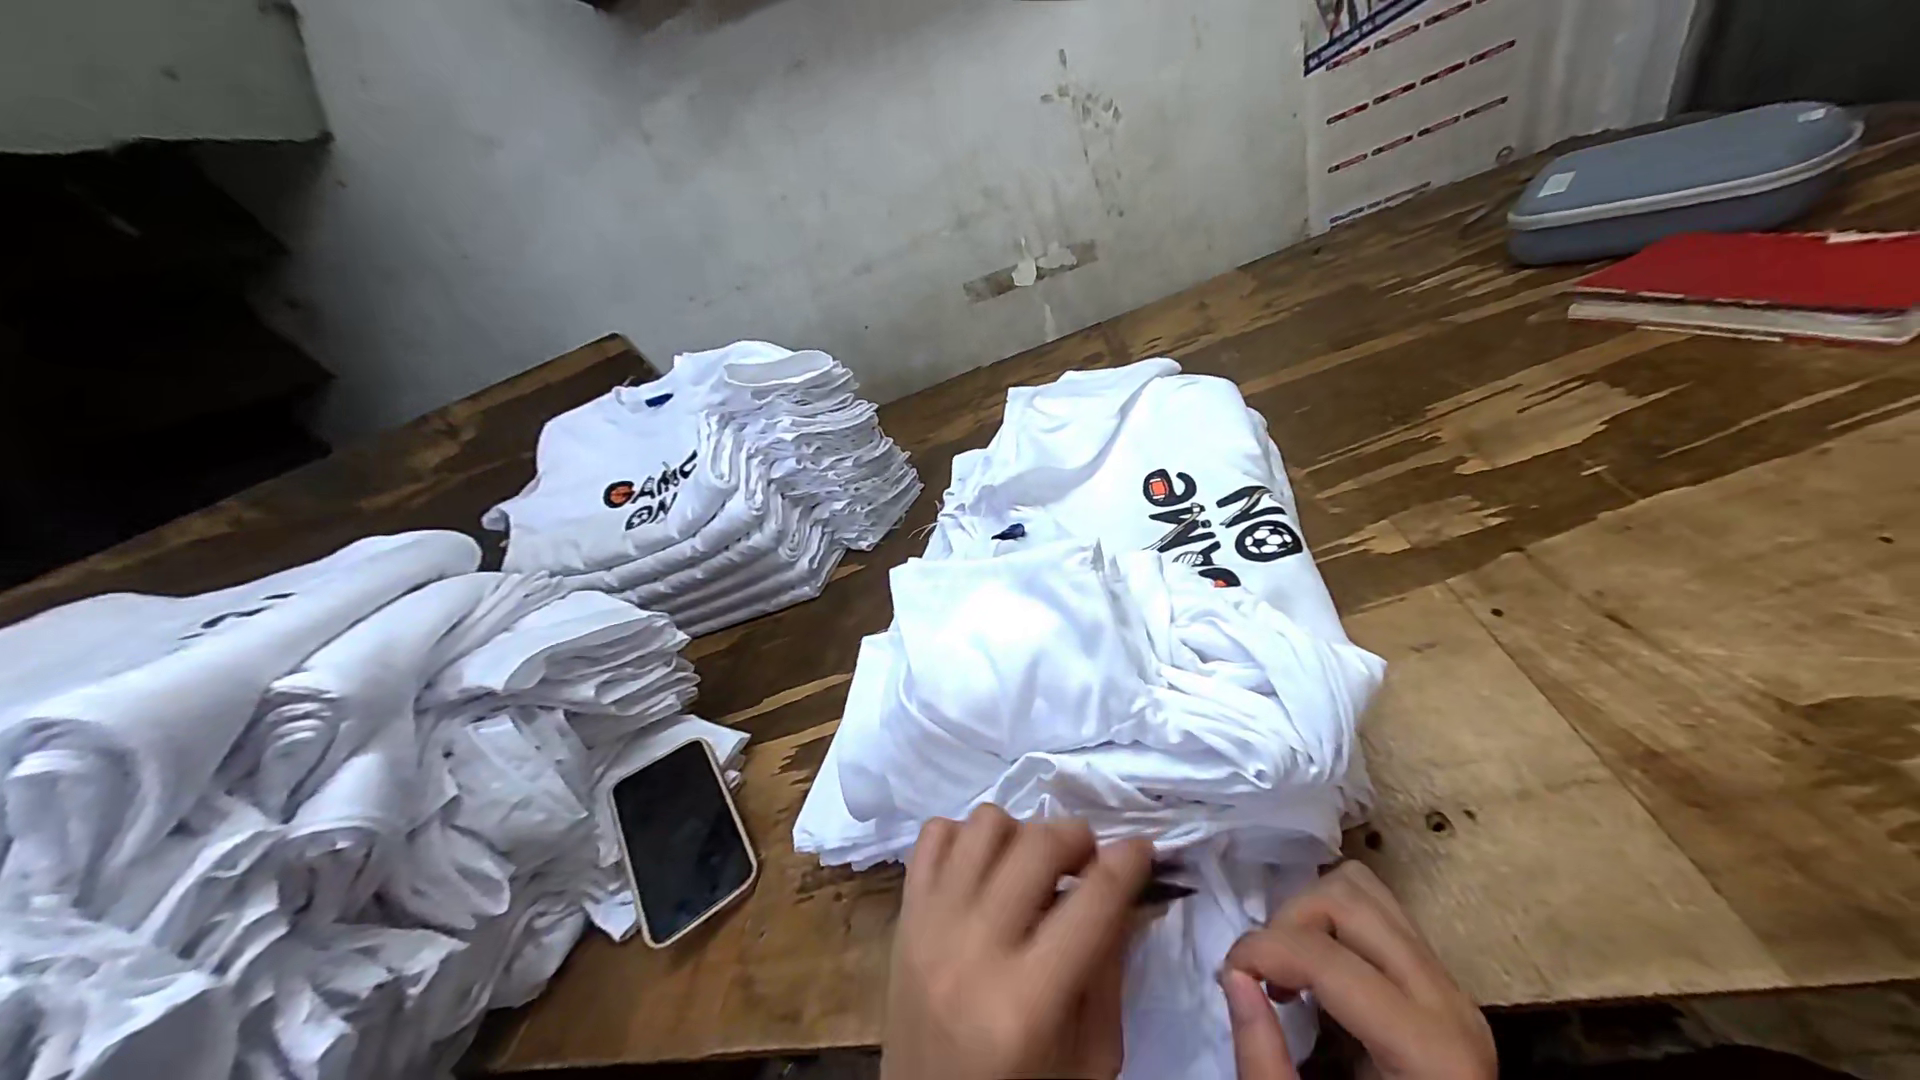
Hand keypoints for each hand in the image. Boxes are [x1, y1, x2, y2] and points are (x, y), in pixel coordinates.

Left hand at [881, 805, 1152, 1079]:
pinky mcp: (904, 913)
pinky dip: (964, 836)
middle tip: (1087, 860)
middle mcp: (973, 948)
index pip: (1092, 902)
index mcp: (1027, 1003)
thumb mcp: (1089, 1058)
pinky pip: (933, 834)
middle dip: (1076, 838)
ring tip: (1030, 865)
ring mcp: (929, 923)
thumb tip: (1121, 892)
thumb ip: (1108, 971)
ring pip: (983, 825)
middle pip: (1036, 845)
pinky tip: (983, 868)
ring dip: (1020, 832)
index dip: (1127, 863)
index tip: (1142, 847)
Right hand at [1220, 861, 1494, 1079]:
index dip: (1261, 951)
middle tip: (1261, 971)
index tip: (1228, 976)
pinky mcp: (1438, 978)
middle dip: (1286, 923)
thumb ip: (1263, 1063)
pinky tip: (1317, 963)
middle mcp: (1450, 1002)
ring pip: (1364, 887)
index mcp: (1432, 1053)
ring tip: (1290, 964)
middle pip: (1348, 900)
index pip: (1326, 956)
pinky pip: (1377, 907)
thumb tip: (1233, 976)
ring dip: (1309, 911)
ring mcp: (1449, 984)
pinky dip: (1330, 916)